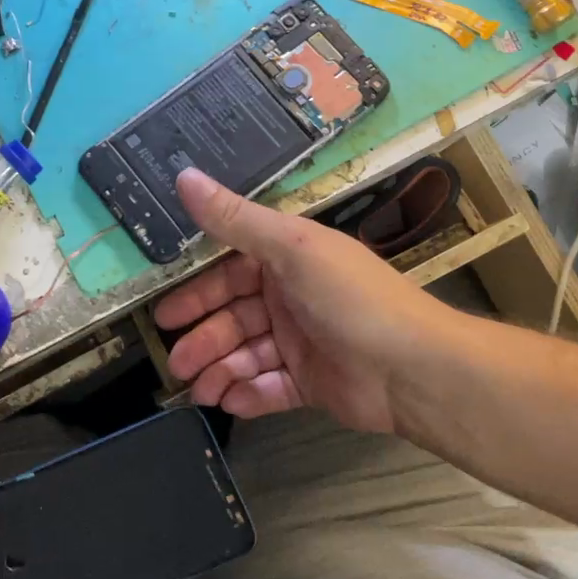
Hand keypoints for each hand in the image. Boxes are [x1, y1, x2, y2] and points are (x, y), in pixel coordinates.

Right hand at [153, 168, 456, 433]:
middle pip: (233, 319)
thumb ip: (234, 220)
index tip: (163, 317)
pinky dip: (248, 395)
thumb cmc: (352, 298)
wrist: (414, 369)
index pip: (229, 275)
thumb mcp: (292, 248)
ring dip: (219, 371)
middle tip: (175, 363)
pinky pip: (269, 387)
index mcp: (287, 261)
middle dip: (203, 341)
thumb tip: (182, 175)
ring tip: (198, 391)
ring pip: (246, 356)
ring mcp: (301, 343)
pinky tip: (229, 403)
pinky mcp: (311, 383)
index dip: (196, 295)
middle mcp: (290, 299)